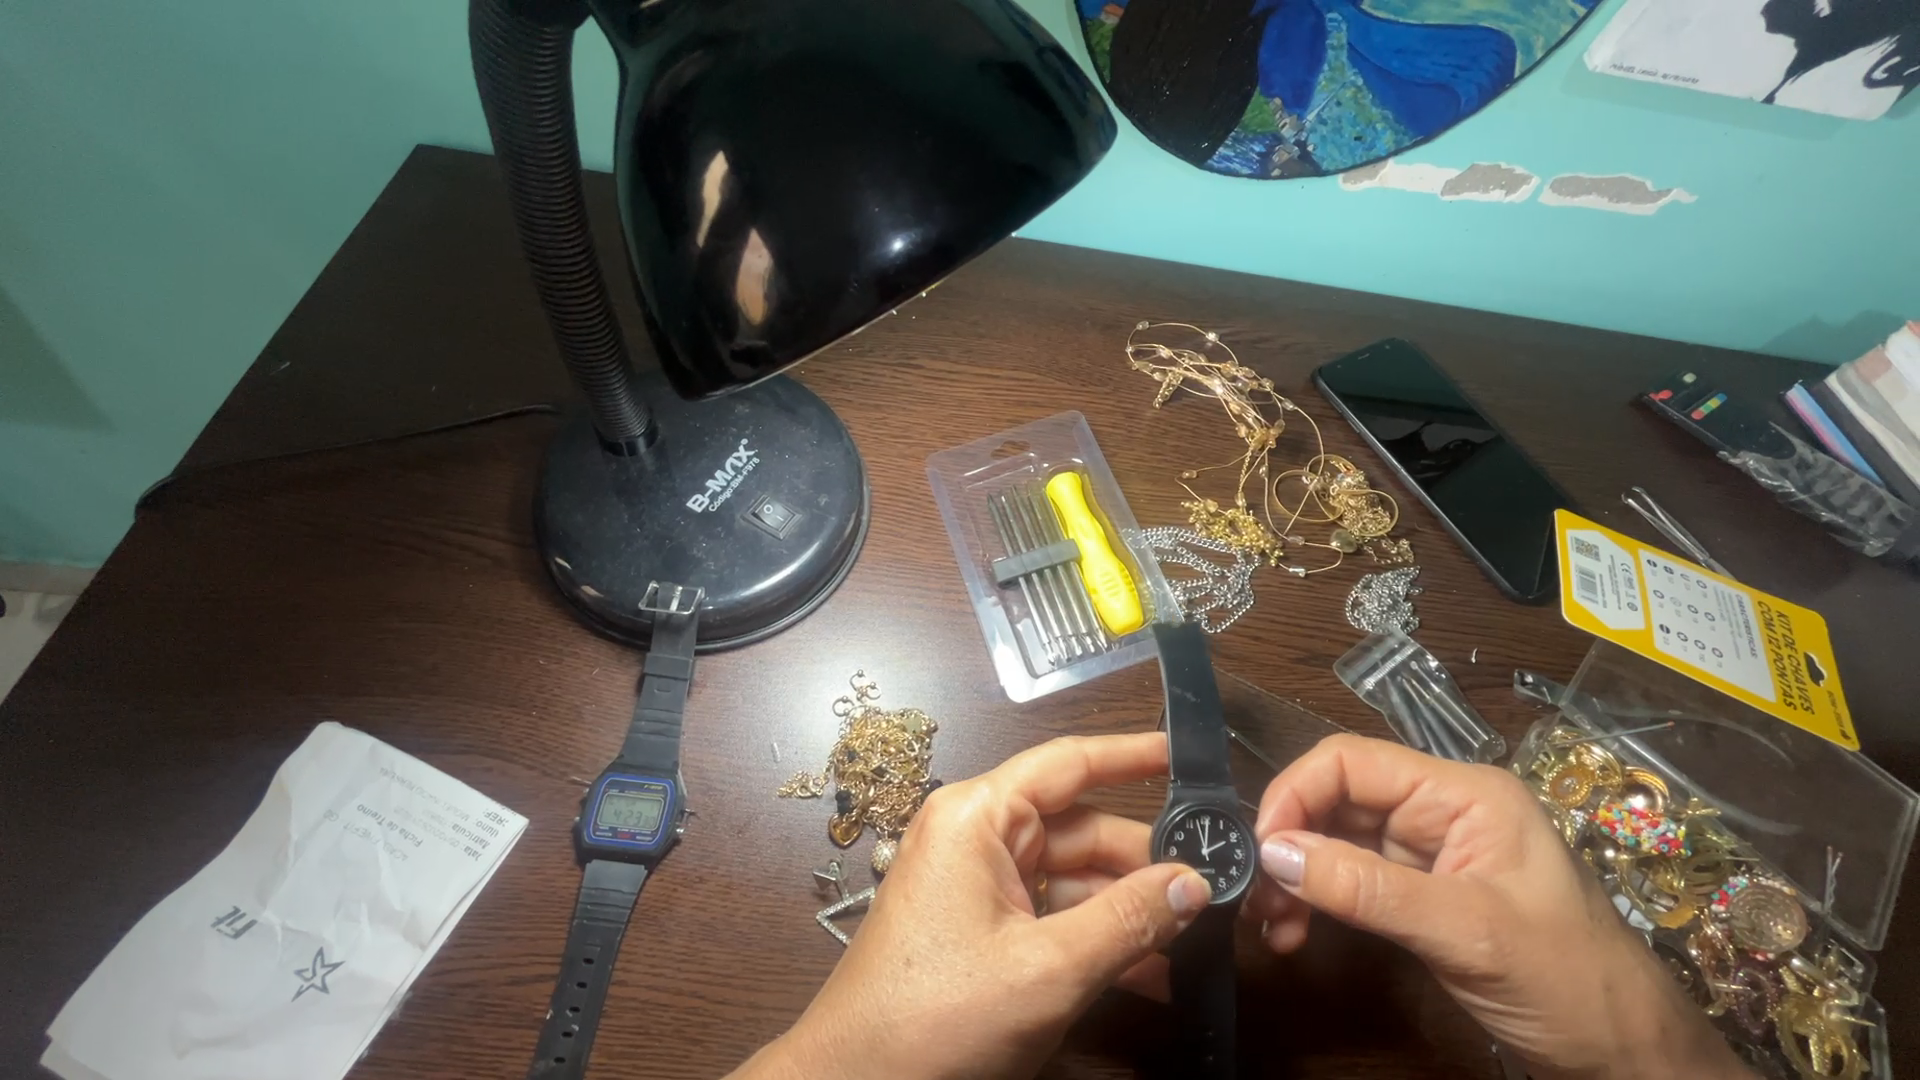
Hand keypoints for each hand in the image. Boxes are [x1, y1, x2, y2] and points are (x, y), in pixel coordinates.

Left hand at [732, 733, 1211, 1079]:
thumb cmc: (933, 1017)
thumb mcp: (1045, 970)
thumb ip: (1126, 922)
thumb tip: (1194, 884)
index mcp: (979, 816)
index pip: (1068, 763)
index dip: (1132, 754)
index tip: (1186, 754)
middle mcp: (978, 835)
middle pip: (1079, 829)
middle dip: (1143, 862)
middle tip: (1212, 887)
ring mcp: (979, 880)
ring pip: (1072, 878)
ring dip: (1127, 911)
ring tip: (1194, 939)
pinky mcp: (982, 923)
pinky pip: (1051, 914)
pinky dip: (1096, 938)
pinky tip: (1151, 974)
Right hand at [1244, 734, 1749, 1079]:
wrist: (1637, 1065)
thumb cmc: (1571, 985)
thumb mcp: (1467, 934)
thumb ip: (1366, 888)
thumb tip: (1271, 852)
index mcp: (1460, 794)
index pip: (1352, 762)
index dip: (1296, 792)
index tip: (1260, 845)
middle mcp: (1436, 810)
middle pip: (1335, 799)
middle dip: (1289, 842)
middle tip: (1257, 893)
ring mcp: (1425, 851)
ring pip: (1332, 840)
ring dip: (1294, 877)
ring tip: (1272, 922)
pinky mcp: (1415, 891)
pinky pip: (1345, 878)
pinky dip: (1313, 900)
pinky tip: (1294, 931)